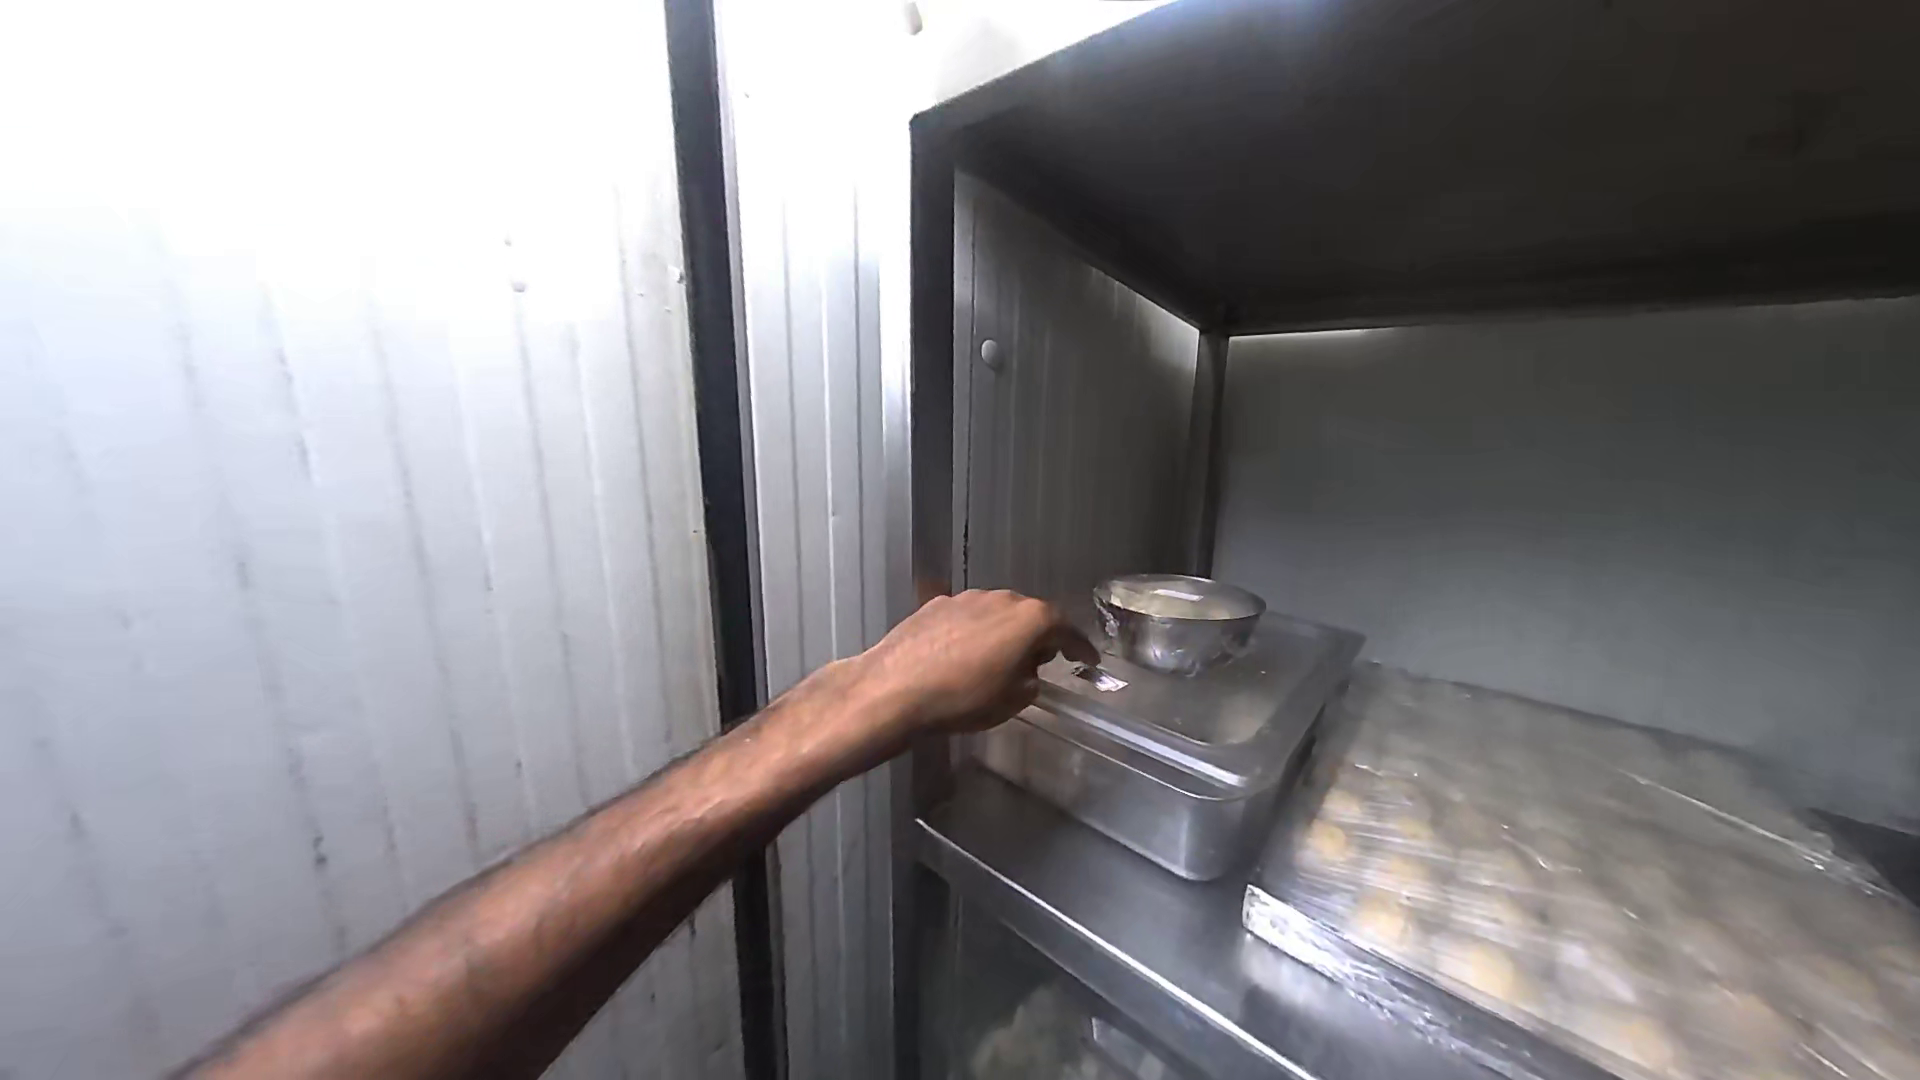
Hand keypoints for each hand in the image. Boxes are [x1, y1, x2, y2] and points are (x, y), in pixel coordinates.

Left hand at [851, 590, 1097, 739]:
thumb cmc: (964, 698)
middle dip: (1038, 637)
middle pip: (1031, 615)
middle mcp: (1002, 598)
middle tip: (1038, 664)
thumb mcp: (1013, 699)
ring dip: (1004, 632)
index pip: (1066, 630)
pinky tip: (961, 654)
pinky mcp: (937, 602)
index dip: (1080, 647)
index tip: (1088, 660)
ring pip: (997, 612)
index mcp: (1029, 618)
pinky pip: (968, 616)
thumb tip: (1027, 670)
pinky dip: (974, 631)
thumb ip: (1032, 678)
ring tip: (995, 660)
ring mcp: (967, 597)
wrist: (896, 687)